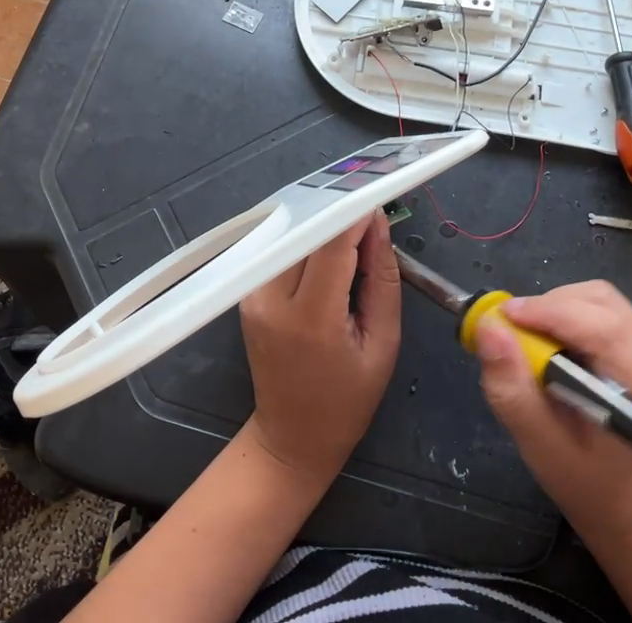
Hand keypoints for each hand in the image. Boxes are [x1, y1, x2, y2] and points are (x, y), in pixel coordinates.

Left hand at [239, 209, 400, 481]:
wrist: (292, 435)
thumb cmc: (348, 399)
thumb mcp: (384, 342)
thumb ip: (382, 278)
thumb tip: (377, 223)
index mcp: (310, 319)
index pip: (331, 245)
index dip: (356, 214)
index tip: (380, 197)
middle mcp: (271, 300)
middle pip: (306, 235)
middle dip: (340, 218)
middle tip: (371, 213)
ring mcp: (252, 296)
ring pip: (291, 239)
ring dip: (322, 229)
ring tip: (353, 234)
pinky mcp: (247, 295)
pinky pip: (280, 253)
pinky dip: (306, 245)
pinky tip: (327, 249)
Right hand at [475, 280, 631, 546]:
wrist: (618, 493)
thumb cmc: (580, 476)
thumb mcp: (536, 442)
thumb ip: (512, 388)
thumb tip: (489, 327)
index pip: (605, 331)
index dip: (550, 313)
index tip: (503, 317)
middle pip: (601, 305)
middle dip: (547, 309)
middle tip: (508, 331)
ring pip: (599, 298)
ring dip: (556, 309)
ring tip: (531, 342)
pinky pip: (602, 305)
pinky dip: (567, 312)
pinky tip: (554, 343)